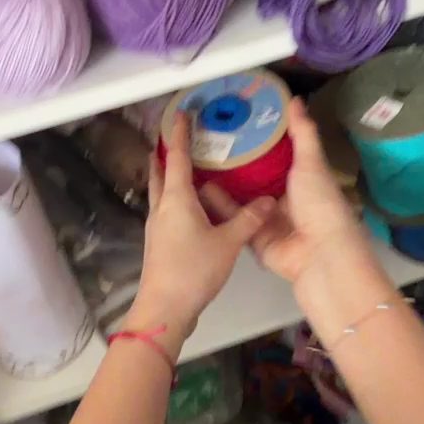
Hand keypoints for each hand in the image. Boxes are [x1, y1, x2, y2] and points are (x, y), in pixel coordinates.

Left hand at [127, 113, 275, 348]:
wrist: (165, 309)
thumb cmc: (193, 270)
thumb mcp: (228, 243)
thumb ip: (248, 220)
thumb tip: (268, 200)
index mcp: (176, 199)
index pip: (178, 158)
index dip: (180, 135)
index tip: (181, 115)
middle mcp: (162, 208)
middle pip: (160, 173)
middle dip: (166, 154)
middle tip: (175, 139)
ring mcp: (156, 227)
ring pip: (160, 193)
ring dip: (168, 177)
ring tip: (183, 168)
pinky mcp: (158, 243)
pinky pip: (166, 211)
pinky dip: (175, 199)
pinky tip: (190, 208)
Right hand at [203, 99, 389, 316]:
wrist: (319, 255)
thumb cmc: (319, 204)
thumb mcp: (311, 163)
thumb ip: (302, 133)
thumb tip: (293, 98)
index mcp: (302, 179)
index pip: (277, 155)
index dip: (258, 139)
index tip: (234, 121)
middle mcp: (284, 198)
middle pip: (255, 177)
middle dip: (234, 162)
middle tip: (206, 140)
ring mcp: (268, 220)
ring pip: (241, 198)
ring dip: (221, 183)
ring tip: (195, 161)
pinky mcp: (253, 239)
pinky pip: (233, 219)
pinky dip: (218, 207)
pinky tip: (197, 190)